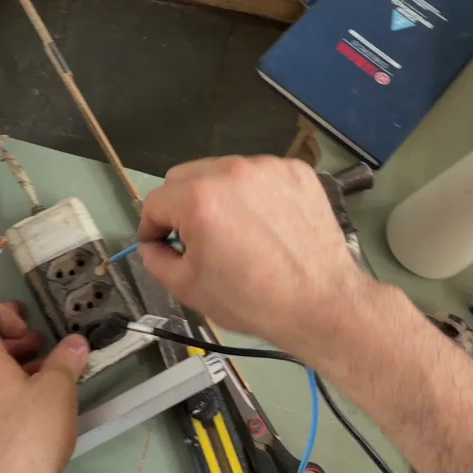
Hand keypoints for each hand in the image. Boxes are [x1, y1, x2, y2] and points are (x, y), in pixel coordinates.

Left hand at [0, 301, 88, 472]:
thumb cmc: (31, 432)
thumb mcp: (57, 387)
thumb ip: (66, 359)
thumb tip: (76, 343)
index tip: (28, 328)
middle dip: (10, 334)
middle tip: (38, 345)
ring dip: (15, 359)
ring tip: (48, 369)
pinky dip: (15, 382)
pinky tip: (45, 396)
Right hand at [136, 156, 373, 360]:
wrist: (321, 303)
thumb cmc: (253, 300)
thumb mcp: (189, 288)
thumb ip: (156, 261)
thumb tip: (151, 247)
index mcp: (199, 199)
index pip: (155, 201)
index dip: (152, 227)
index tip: (162, 244)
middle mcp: (231, 172)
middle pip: (184, 177)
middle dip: (181, 206)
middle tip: (198, 239)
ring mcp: (267, 168)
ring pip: (222, 171)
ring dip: (218, 195)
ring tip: (236, 232)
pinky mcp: (295, 171)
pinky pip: (258, 174)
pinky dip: (254, 194)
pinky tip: (265, 224)